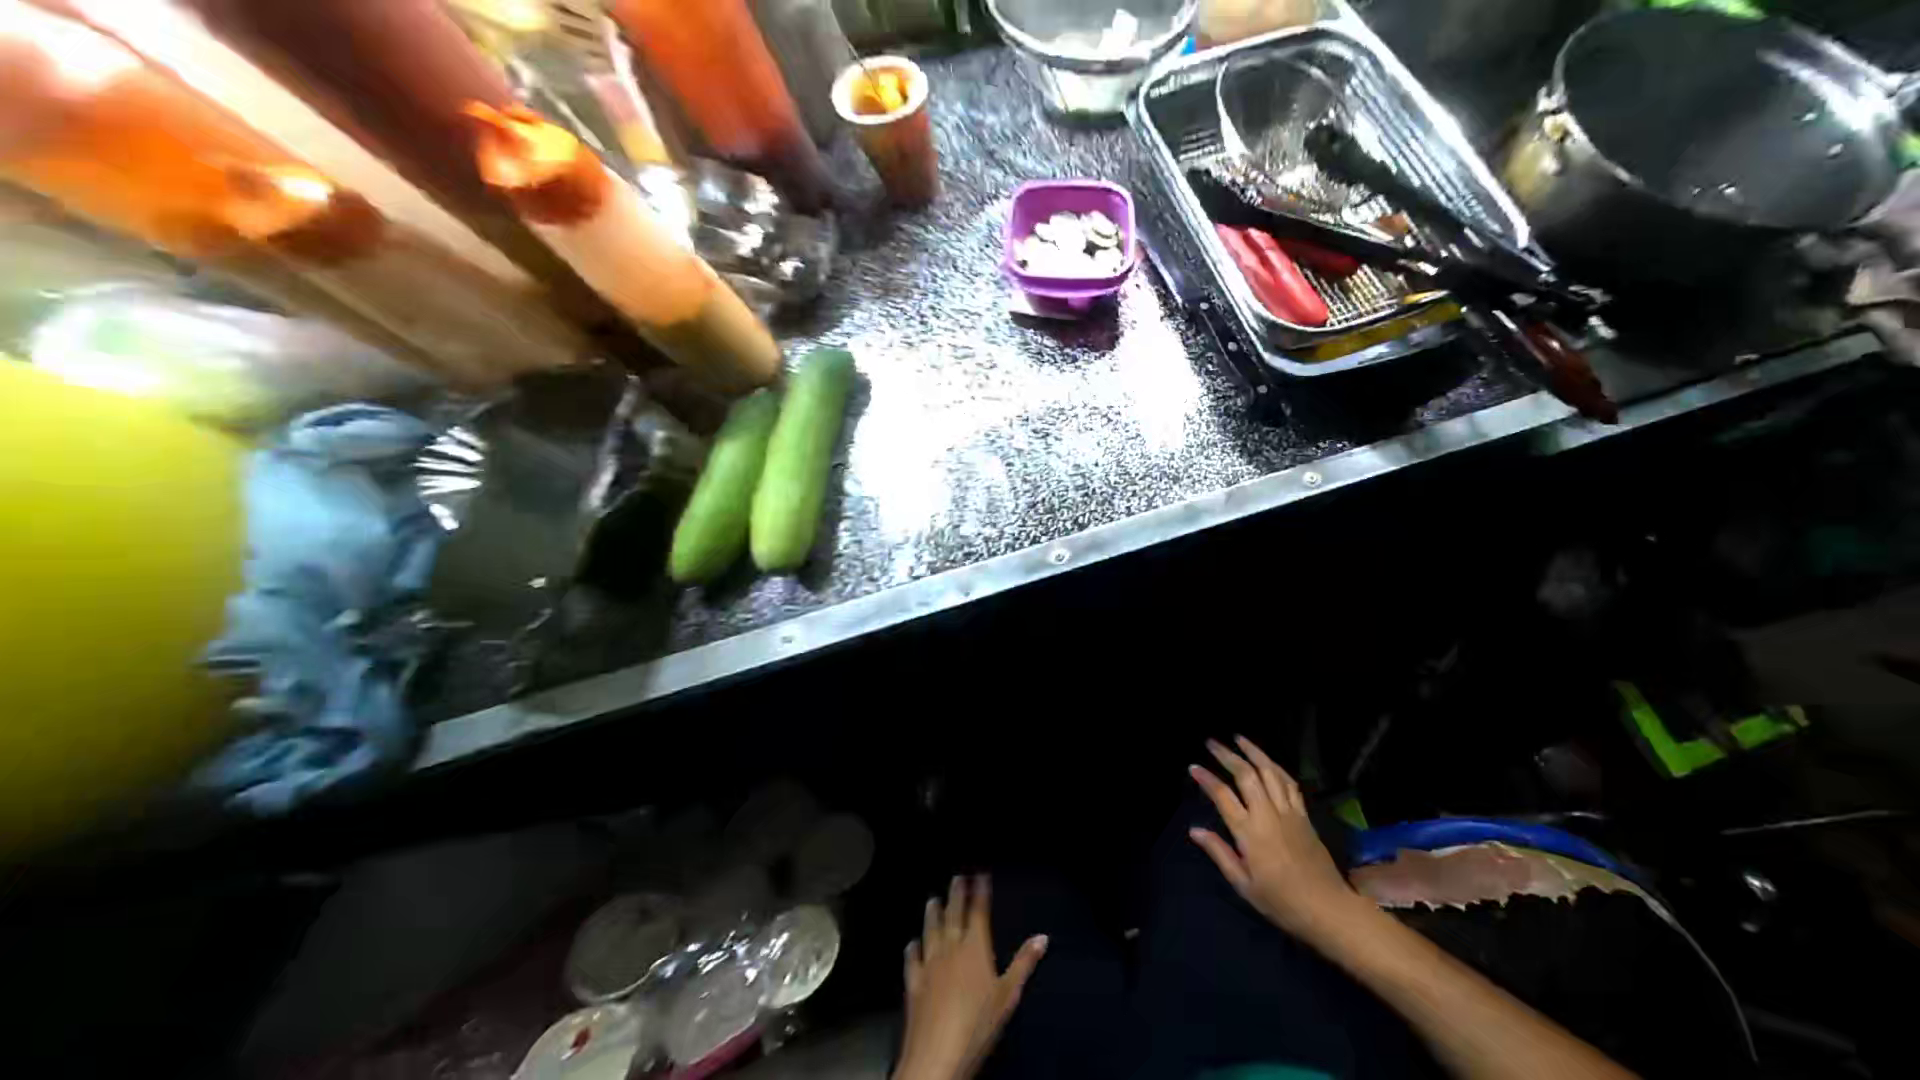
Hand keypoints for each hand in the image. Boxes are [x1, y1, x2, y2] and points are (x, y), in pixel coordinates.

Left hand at [893, 875, 1047, 1079]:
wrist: (938, 1053)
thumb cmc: (978, 1024)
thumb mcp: (1008, 994)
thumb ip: (1024, 963)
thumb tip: (1042, 937)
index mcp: (974, 948)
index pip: (978, 912)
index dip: (979, 893)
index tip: (979, 876)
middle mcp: (950, 948)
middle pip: (953, 915)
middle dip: (956, 895)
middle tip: (956, 878)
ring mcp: (929, 964)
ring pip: (931, 931)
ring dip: (932, 914)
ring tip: (933, 900)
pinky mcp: (914, 982)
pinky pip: (913, 959)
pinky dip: (913, 949)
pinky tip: (912, 943)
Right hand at [1188, 737, 1366, 942]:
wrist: (1328, 909)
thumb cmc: (1281, 902)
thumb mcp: (1243, 884)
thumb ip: (1219, 852)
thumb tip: (1195, 830)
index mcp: (1249, 832)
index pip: (1222, 796)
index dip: (1206, 778)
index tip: (1193, 767)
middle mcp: (1268, 815)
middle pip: (1246, 775)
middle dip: (1227, 755)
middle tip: (1212, 743)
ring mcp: (1289, 813)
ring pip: (1270, 772)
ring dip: (1254, 752)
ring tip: (1239, 738)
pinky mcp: (1304, 816)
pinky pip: (1289, 784)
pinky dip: (1276, 767)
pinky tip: (1268, 761)